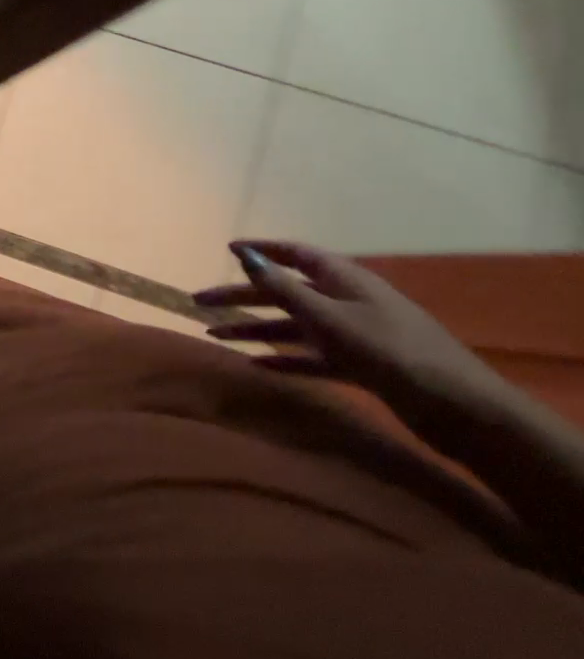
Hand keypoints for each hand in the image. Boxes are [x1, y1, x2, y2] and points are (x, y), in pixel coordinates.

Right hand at [196, 240, 493, 405]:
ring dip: (254, 329)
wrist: (459, 408)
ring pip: (293, 326)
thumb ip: (283, 288)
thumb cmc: (390, 352)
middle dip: (241, 296)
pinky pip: (311, 356)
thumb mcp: (330, 317)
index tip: (227, 249)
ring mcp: (355, 335)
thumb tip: (243, 254)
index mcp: (345, 281)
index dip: (262, 250)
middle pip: (285, 292)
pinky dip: (283, 358)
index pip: (296, 255)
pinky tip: (257, 365)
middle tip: (199, 302)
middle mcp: (348, 302)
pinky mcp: (361, 365)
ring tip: (215, 336)